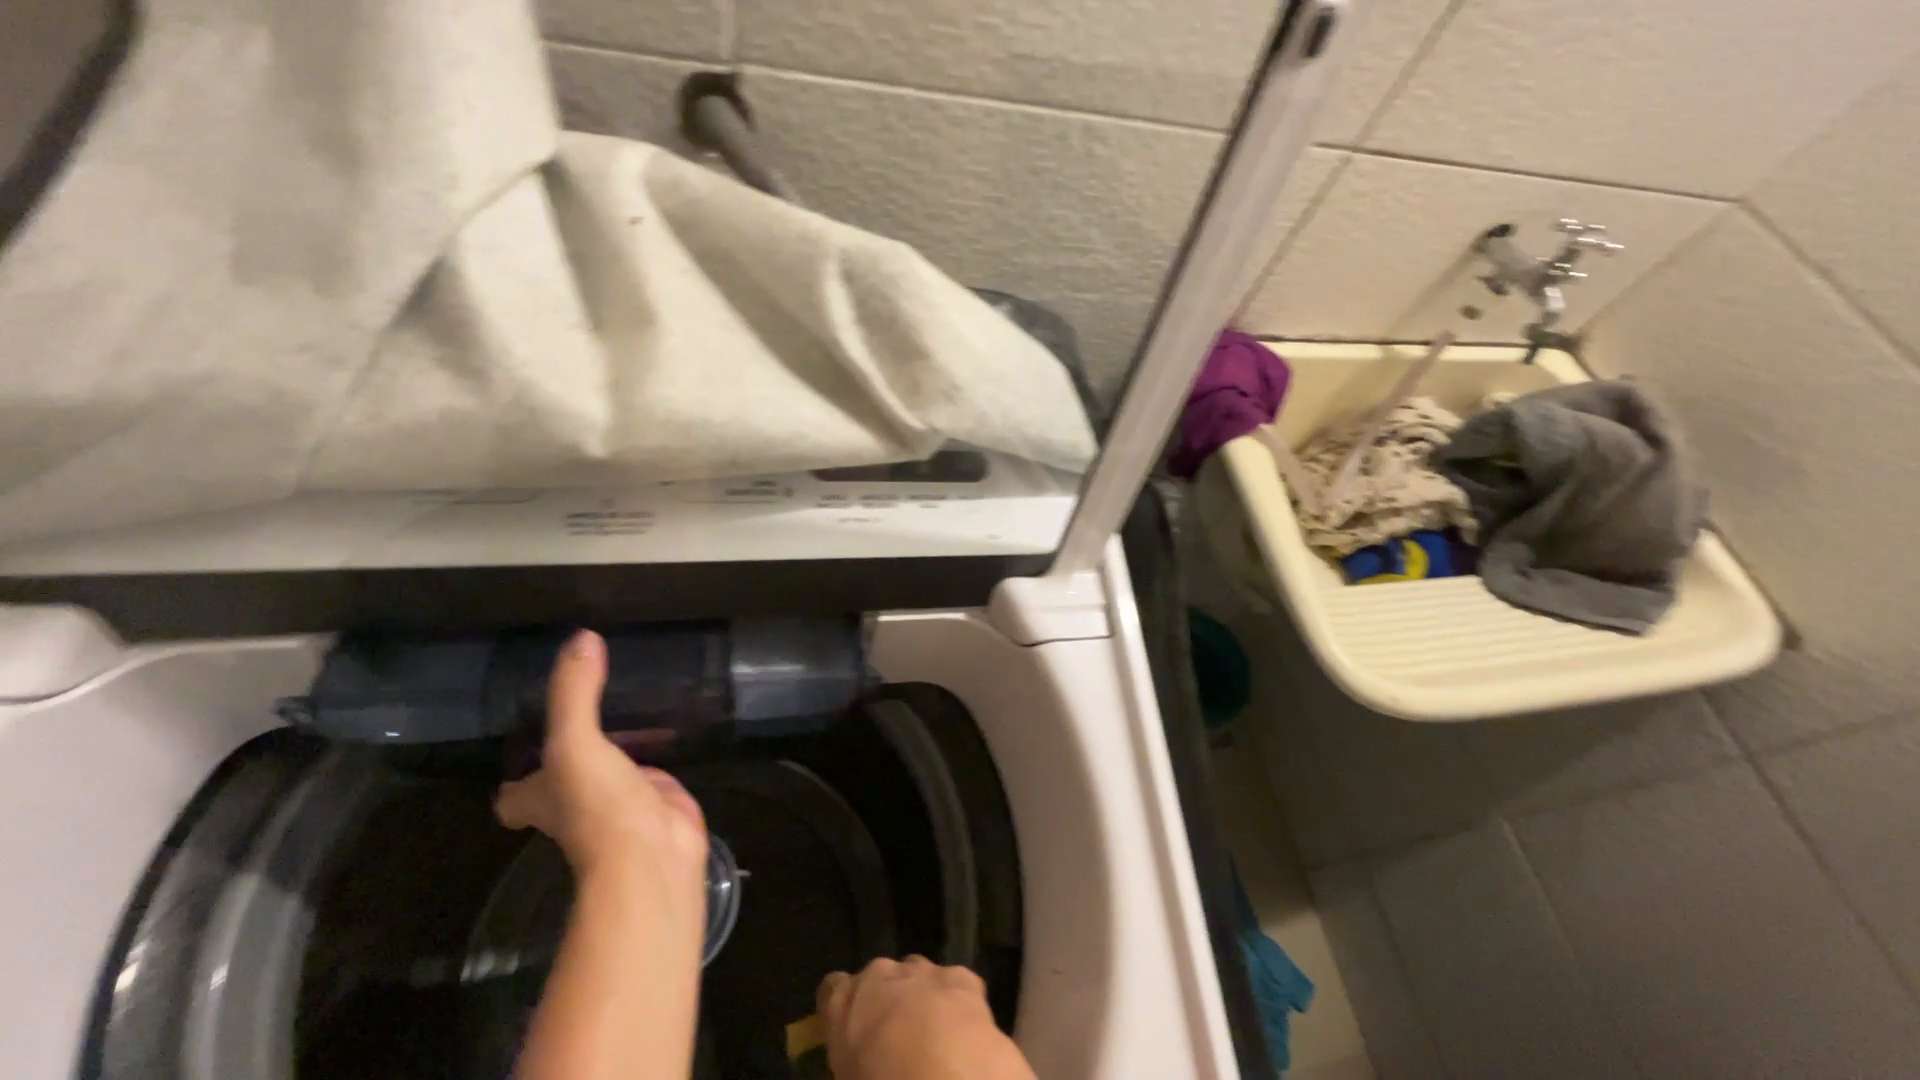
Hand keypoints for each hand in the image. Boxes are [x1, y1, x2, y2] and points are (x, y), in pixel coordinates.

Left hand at [495, 630, 708, 925]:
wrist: (653, 854)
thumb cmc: (596, 807)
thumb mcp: (575, 743)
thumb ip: (575, 693)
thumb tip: (582, 637)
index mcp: (540, 797)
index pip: (512, 792)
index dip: (514, 773)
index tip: (522, 742)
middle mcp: (573, 803)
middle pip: (562, 775)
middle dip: (568, 749)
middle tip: (582, 703)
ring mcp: (617, 802)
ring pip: (609, 768)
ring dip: (615, 745)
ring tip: (624, 698)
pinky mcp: (657, 798)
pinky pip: (653, 767)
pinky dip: (658, 747)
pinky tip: (666, 718)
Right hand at [817, 956, 1035, 1079]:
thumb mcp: (849, 1074)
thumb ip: (852, 1053)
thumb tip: (864, 1054)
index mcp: (843, 1002)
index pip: (833, 988)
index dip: (846, 1006)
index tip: (854, 1027)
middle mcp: (881, 975)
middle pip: (882, 977)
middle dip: (890, 998)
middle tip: (899, 1036)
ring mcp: (923, 971)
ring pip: (920, 975)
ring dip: (924, 995)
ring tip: (935, 1032)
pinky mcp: (962, 977)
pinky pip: (956, 984)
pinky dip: (959, 1001)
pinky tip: (965, 1029)